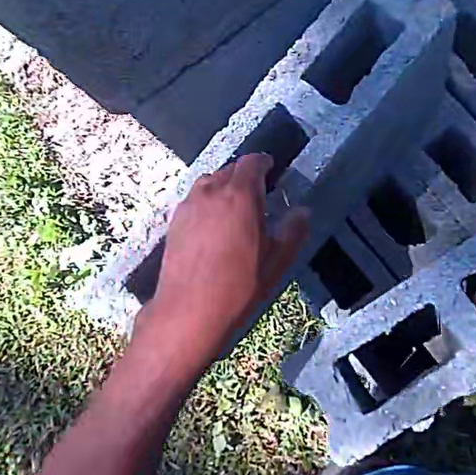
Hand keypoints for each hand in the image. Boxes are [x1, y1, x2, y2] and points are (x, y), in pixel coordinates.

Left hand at [132, 154, 310, 365]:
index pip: (252, 162)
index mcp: (240, 195)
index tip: (272, 170)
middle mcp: (210, 192)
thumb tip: (302, 212)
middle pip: (229, 171)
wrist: (189, 312)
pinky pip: (194, 203)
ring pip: (209, 185)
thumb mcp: (277, 261)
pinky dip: (207, 206)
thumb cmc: (239, 286)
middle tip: (259, 196)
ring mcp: (188, 207)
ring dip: (224, 190)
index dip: (264, 163)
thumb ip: (293, 231)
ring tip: (236, 212)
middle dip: (245, 178)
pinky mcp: (173, 223)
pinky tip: (215, 230)